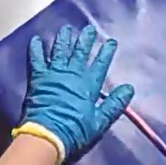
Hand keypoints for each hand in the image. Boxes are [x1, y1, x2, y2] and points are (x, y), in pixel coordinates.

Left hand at [16, 25, 135, 164]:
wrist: (47, 135)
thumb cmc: (75, 132)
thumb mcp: (100, 122)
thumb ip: (114, 104)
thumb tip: (129, 88)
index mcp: (88, 85)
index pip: (100, 64)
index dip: (106, 52)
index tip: (111, 41)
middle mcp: (72, 74)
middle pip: (80, 52)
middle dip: (86, 39)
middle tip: (89, 28)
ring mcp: (54, 74)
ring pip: (60, 51)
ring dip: (64, 39)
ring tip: (67, 28)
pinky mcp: (37, 78)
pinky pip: (36, 59)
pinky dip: (36, 49)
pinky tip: (36, 39)